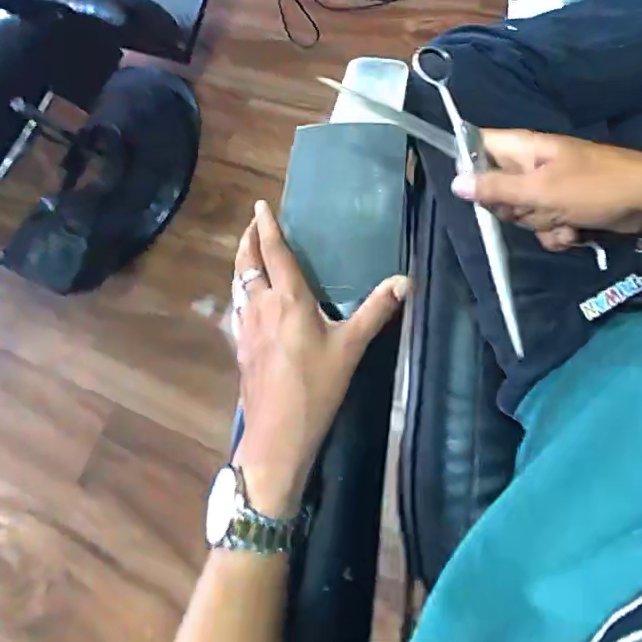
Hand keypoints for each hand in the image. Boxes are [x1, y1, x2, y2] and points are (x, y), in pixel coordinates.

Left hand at [230, 200, 407, 517]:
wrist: (278, 434)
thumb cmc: (317, 387)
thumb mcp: (351, 347)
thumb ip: (376, 311)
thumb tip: (404, 281)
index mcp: (288, 299)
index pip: (274, 252)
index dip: (266, 227)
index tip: (260, 206)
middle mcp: (262, 305)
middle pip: (247, 263)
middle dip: (248, 239)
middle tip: (253, 223)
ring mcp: (246, 326)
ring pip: (238, 283)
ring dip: (242, 262)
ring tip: (248, 253)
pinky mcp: (240, 345)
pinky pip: (237, 305)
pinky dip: (240, 289)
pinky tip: (246, 298)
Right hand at [449, 130, 641, 250]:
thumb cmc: (593, 187)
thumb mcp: (540, 191)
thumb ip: (496, 188)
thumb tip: (455, 184)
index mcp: (521, 148)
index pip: (476, 145)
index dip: (469, 167)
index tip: (478, 191)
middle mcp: (529, 163)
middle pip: (495, 187)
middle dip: (512, 208)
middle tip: (529, 208)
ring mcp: (547, 184)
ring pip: (520, 210)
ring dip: (538, 223)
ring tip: (562, 221)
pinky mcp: (563, 204)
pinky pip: (543, 221)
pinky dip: (555, 231)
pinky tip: (573, 233)